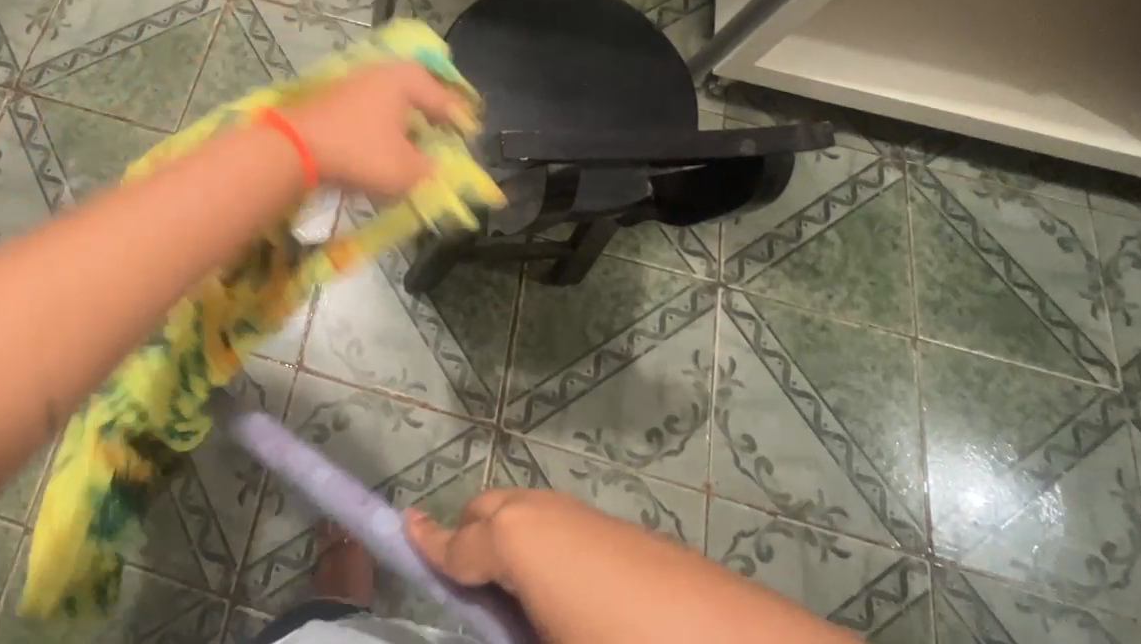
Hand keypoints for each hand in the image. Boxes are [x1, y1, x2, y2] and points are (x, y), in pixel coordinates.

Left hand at [279, 61, 470, 199]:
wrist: (293, 148)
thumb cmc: (359, 152)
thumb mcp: (405, 171)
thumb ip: (430, 170)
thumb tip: (437, 169)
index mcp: (407, 80)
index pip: (444, 100)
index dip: (460, 121)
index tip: (470, 135)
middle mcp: (382, 72)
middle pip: (417, 91)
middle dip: (431, 111)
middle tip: (444, 129)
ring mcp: (354, 82)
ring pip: (390, 100)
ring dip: (403, 119)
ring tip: (413, 139)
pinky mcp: (332, 98)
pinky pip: (368, 110)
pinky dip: (379, 124)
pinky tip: (379, 142)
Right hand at [406, 490, 860, 643]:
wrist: (735, 642)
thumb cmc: (619, 638)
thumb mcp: (542, 632)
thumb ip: (504, 619)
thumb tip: (491, 608)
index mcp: (517, 540)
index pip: (456, 542)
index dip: (427, 542)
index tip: (405, 532)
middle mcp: (548, 514)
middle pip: (489, 510)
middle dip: (469, 538)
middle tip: (469, 592)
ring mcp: (592, 518)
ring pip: (531, 516)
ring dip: (513, 545)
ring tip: (524, 605)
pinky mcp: (632, 534)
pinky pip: (568, 529)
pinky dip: (552, 551)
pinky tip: (576, 602)